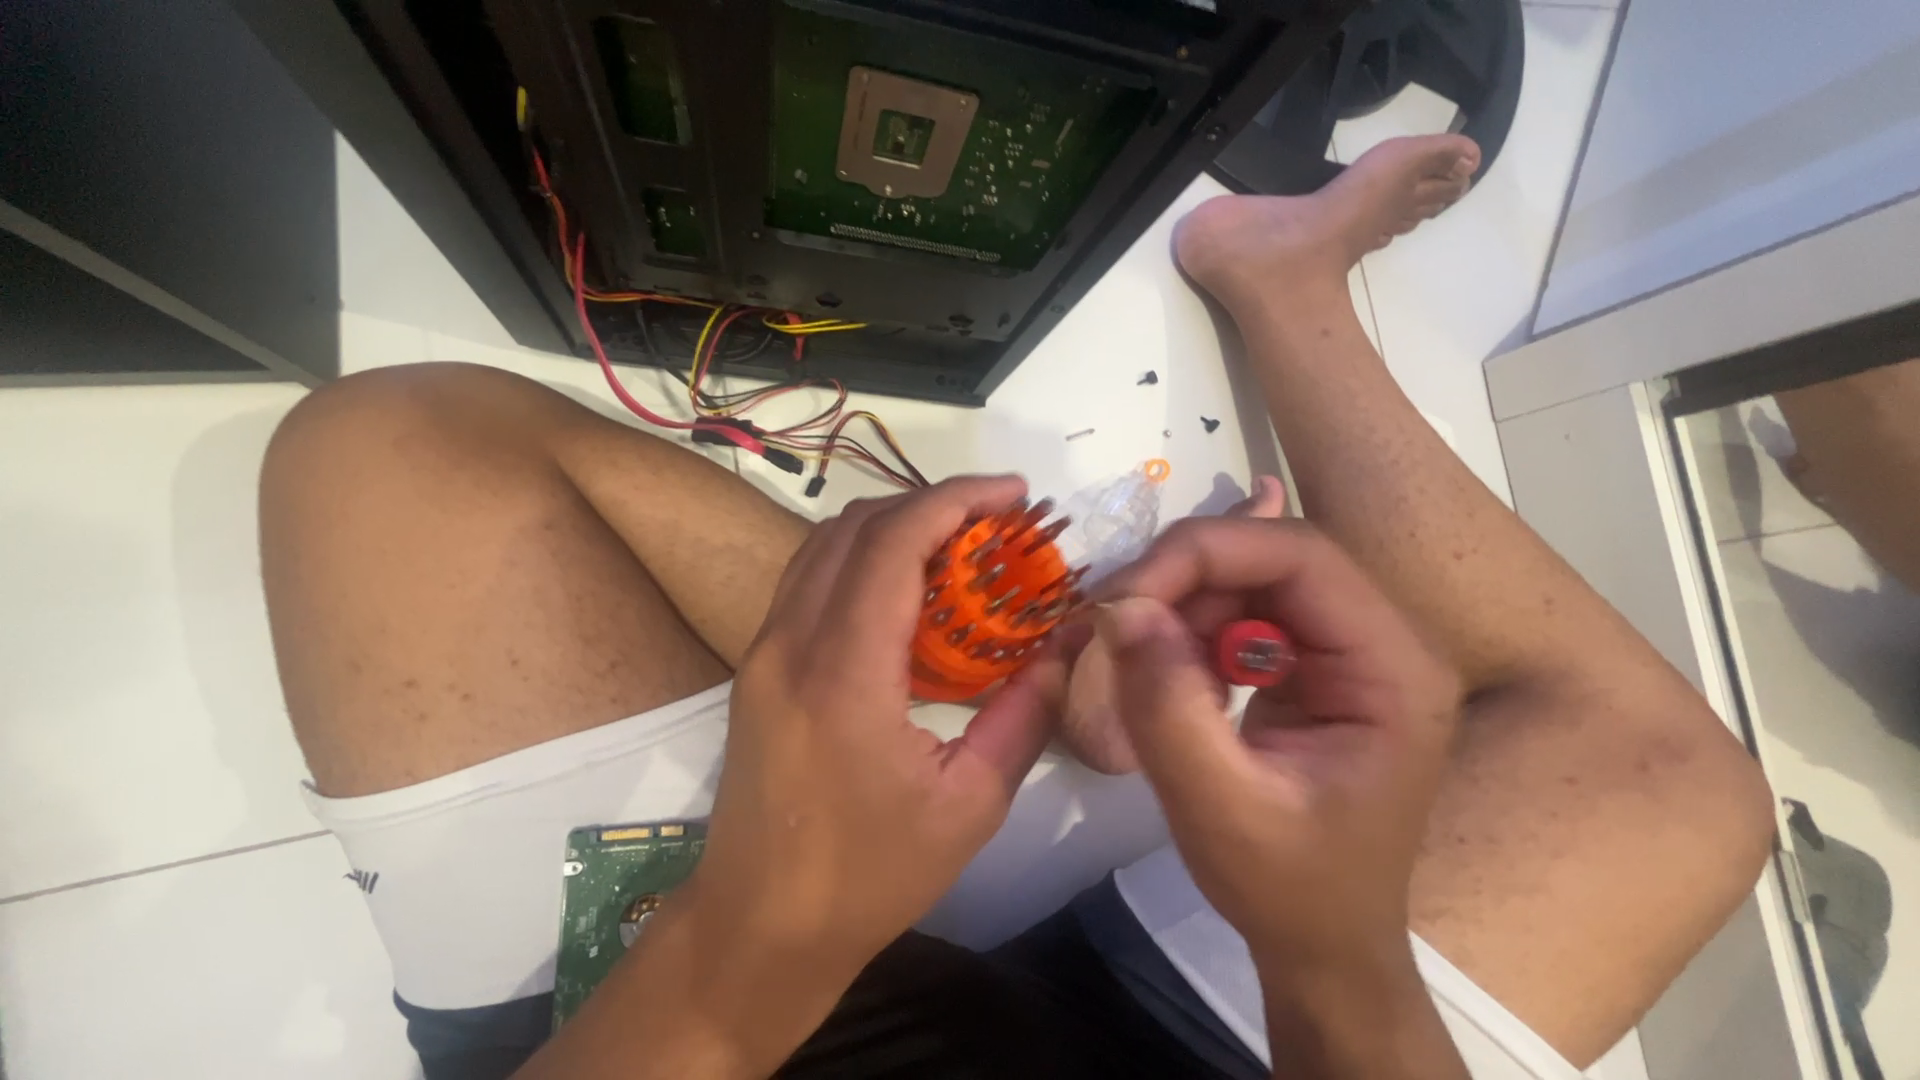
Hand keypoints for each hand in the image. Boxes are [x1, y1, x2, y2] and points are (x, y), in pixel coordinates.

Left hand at [687, 474, 1053, 968]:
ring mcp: (764, 650)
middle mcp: (790, 642)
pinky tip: (909, 589)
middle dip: (932, 503)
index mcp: (843, 672)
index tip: (1014, 493)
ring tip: (959, 545)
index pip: (894, 542)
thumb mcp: (971, 803)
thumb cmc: (870, 875)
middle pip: (856, 526)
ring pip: (825, 545)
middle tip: (997, 521)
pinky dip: (862, 558)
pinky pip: (810, 579)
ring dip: (893, 525)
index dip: (957, 499)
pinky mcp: (758, 665)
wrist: (759, 925)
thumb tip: (1070, 641)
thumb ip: (1027, 711)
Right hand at [1090, 517, 1460, 971]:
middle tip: (1114, 621)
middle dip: (1184, 578)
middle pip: (1274, 557)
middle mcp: (1383, 642)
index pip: (1301, 556)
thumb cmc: (1289, 889)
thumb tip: (1119, 608)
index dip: (1205, 553)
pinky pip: (1244, 614)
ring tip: (1136, 658)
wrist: (1324, 942)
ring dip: (1181, 604)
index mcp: (1394, 669)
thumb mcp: (1218, 808)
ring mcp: (1350, 651)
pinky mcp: (1314, 666)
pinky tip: (1169, 675)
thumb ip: (1168, 706)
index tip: (1123, 596)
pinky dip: (1191, 630)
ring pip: (1251, 579)